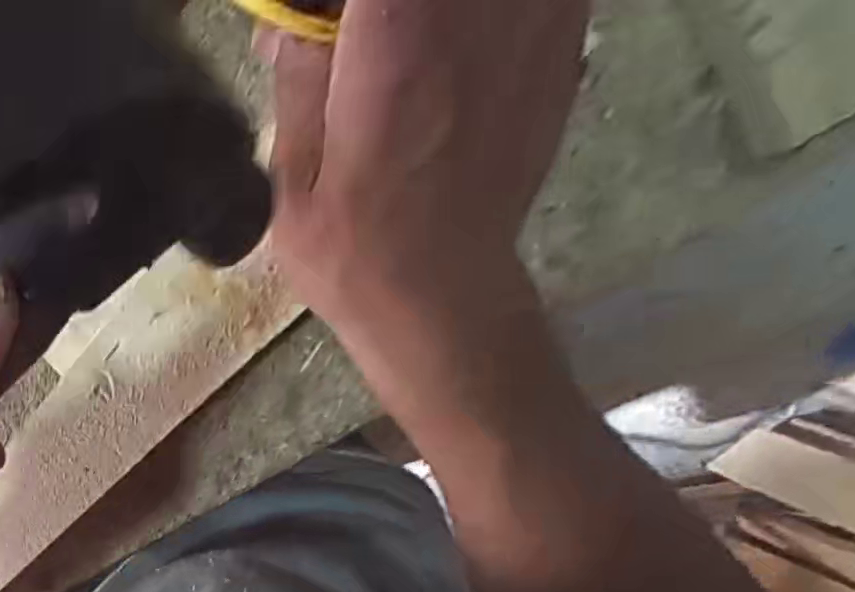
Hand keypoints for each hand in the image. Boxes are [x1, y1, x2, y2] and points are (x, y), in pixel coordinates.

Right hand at [263, 0, 588, 332]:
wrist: (441, 299)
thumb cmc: (353, 255)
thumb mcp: (292, 183)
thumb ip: (296, 84)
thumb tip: (289, 21)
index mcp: (394, 39)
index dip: (335, 7)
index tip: (320, 36)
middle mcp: (473, 13)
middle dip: (378, 15)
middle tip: (354, 49)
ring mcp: (536, 21)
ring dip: (426, 22)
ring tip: (401, 64)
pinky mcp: (565, 43)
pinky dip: (480, 21)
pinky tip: (457, 54)